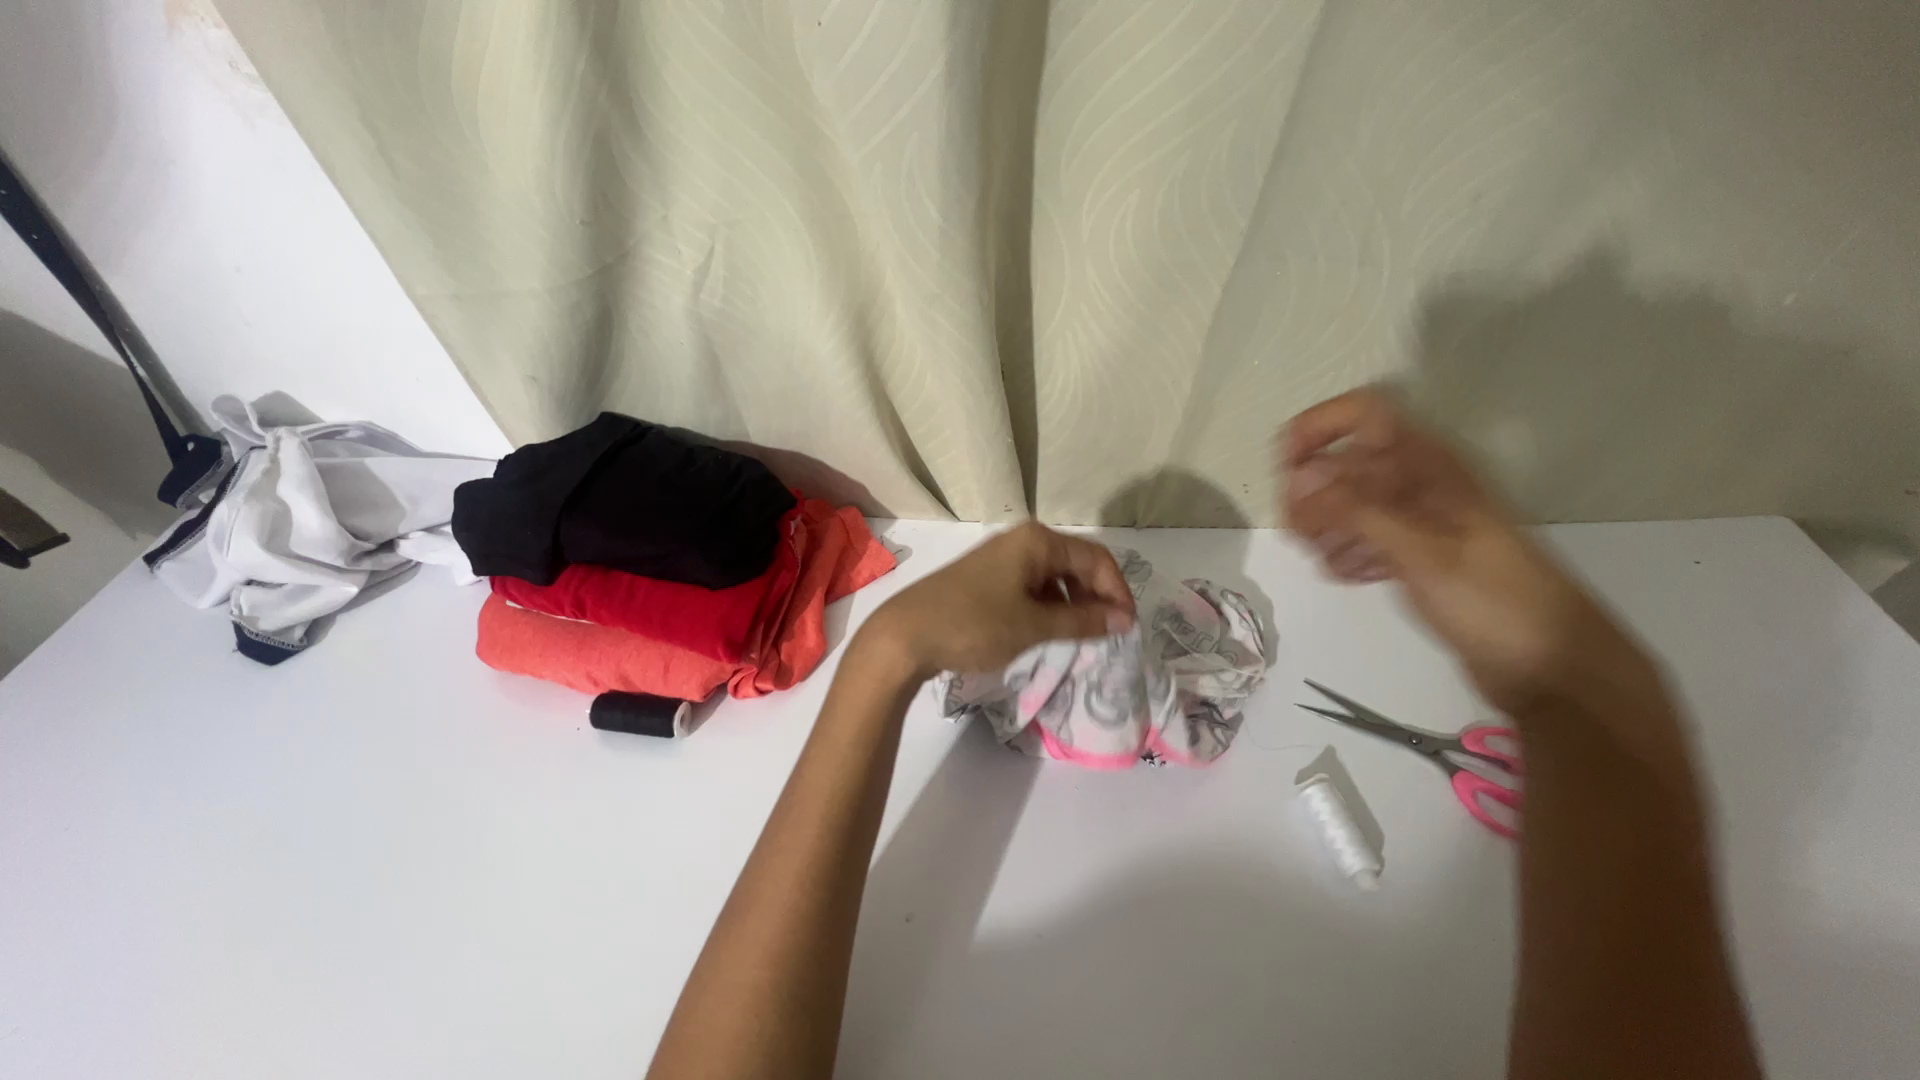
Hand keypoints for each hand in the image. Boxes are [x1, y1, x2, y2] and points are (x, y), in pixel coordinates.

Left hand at [857, 522, 1135, 681]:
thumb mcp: (1033, 626)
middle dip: (1096, 596)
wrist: (904, 635)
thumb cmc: (973, 625)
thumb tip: (1124, 619)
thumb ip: (1082, 621)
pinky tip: (1048, 631)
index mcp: (1037, 541)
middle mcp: (1021, 540)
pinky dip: (1047, 606)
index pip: (1096, 558)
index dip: (1117, 591)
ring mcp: (1001, 557)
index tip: (1127, 628)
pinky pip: (1031, 585)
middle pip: (1076, 563)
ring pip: (1053, 576)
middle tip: (1108, 634)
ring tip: (1080, 637)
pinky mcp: (986, 577)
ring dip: (1072, 603)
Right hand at [1279, 388, 1651, 711]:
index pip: (1366, 415)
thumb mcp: (1421, 552)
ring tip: (1321, 560)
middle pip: (1348, 462)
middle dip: (1312, 490)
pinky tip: (1348, 577)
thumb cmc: (1494, 602)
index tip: (1285, 468)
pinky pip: (1366, 538)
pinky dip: (1347, 552)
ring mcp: (1419, 522)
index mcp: (1429, 467)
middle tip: (1297, 534)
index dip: (1319, 427)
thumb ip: (1357, 511)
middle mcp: (1421, 485)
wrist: (1552, 665)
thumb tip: (1299, 476)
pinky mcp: (1418, 556)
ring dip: (1325, 525)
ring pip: (1351, 503)